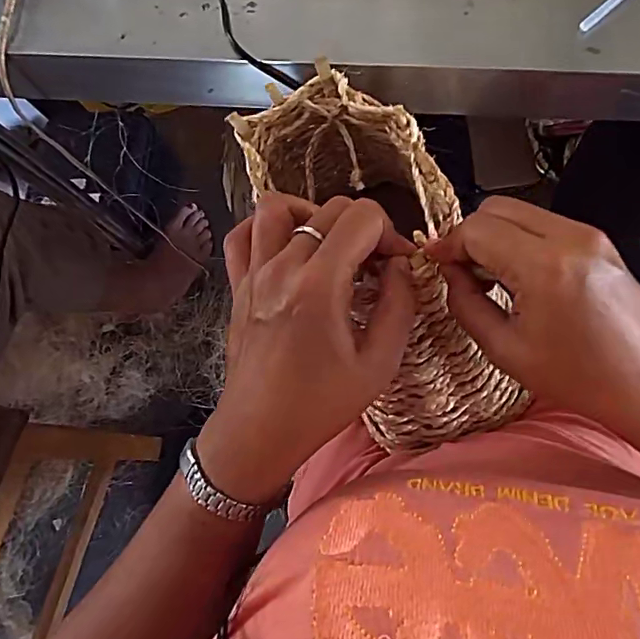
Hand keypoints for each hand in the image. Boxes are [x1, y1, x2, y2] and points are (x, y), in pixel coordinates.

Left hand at [197, 193, 417, 504]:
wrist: (258, 432)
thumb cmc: (319, 405)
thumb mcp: (379, 364)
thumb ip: (399, 305)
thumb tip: (401, 267)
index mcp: (319, 286)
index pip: (361, 218)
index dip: (390, 233)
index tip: (398, 263)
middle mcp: (282, 269)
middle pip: (329, 208)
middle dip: (363, 226)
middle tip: (375, 263)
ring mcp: (254, 273)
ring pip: (278, 206)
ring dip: (313, 214)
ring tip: (331, 245)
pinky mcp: (238, 284)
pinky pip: (243, 234)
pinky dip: (267, 228)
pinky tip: (289, 249)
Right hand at [424, 196, 639, 439]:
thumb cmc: (587, 378)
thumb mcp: (508, 350)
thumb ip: (467, 305)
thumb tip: (452, 276)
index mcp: (545, 266)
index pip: (478, 228)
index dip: (449, 243)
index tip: (437, 261)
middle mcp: (571, 239)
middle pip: (497, 207)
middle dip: (470, 234)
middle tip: (461, 269)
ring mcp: (589, 236)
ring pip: (521, 211)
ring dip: (496, 235)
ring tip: (491, 278)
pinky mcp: (598, 241)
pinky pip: (545, 224)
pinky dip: (521, 239)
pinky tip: (520, 276)